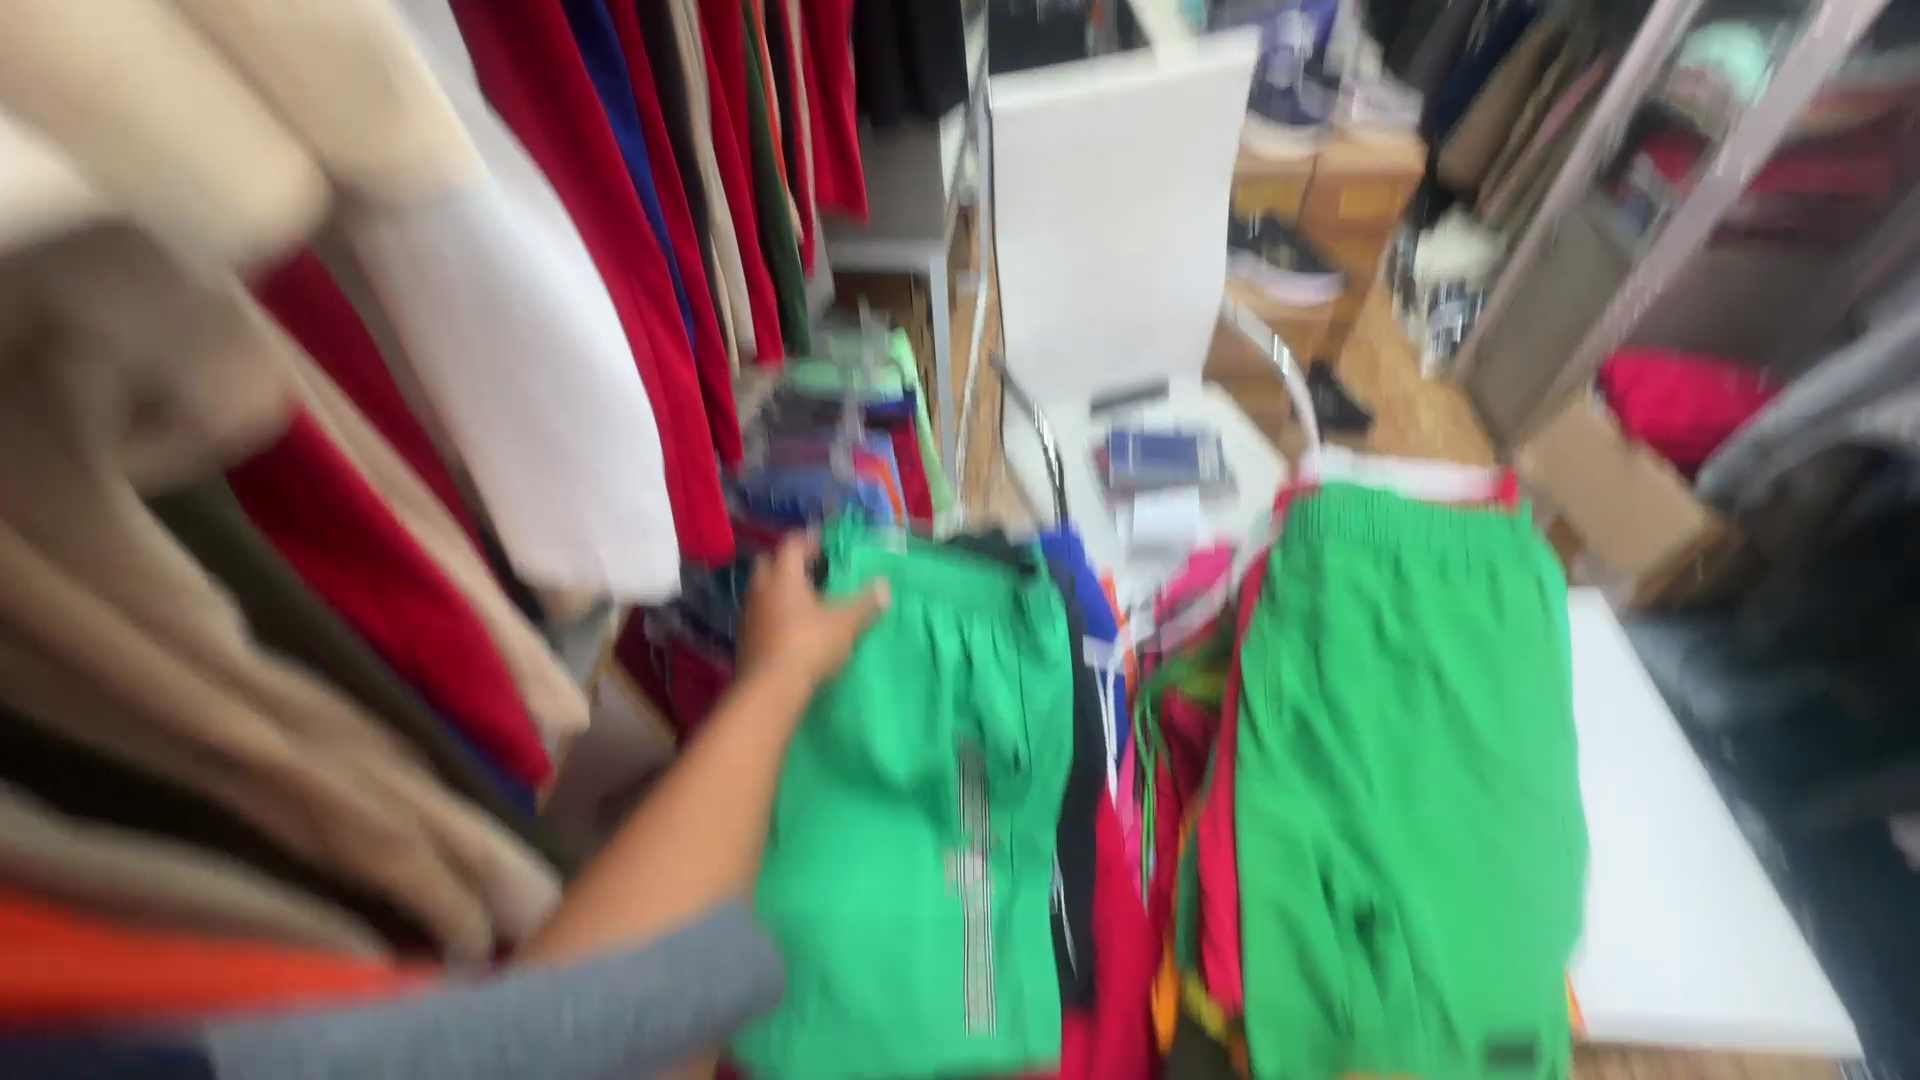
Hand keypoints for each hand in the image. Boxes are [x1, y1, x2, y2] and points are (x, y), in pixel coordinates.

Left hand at [737, 533, 888, 687]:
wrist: (770, 689)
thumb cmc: (809, 645)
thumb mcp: (846, 624)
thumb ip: (866, 604)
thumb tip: (885, 586)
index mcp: (783, 578)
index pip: (792, 545)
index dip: (809, 541)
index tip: (825, 544)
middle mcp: (761, 590)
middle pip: (770, 564)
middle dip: (790, 564)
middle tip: (814, 571)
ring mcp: (748, 615)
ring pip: (762, 591)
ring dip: (781, 591)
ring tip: (807, 601)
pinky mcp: (745, 640)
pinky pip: (760, 615)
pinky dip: (775, 614)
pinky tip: (793, 628)